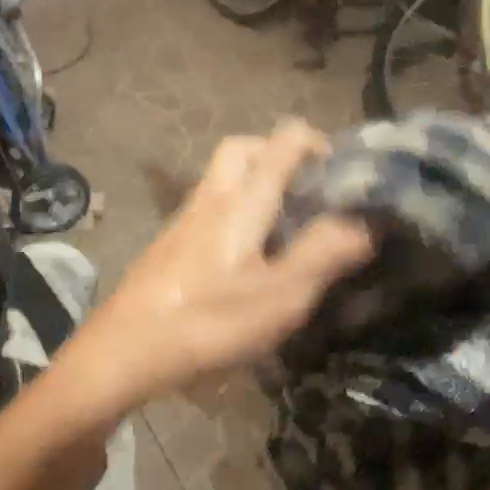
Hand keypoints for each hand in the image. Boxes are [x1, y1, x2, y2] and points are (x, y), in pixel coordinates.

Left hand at [58, 121, 374, 411]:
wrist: (124, 348)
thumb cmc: (207, 322)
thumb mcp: (279, 297)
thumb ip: (323, 255)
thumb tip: (365, 220)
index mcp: (241, 201)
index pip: (282, 141)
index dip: (318, 144)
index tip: (344, 175)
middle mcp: (209, 199)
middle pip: (243, 149)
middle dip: (280, 155)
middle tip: (309, 194)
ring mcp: (183, 221)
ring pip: (222, 180)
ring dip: (256, 185)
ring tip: (287, 229)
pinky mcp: (170, 245)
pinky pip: (209, 209)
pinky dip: (236, 213)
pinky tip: (249, 258)